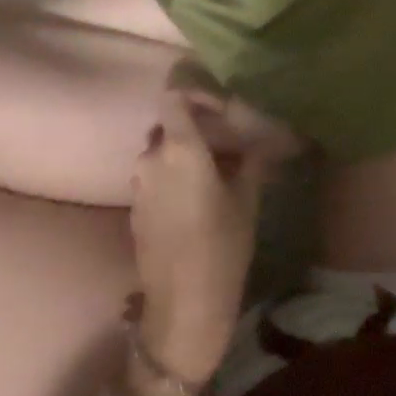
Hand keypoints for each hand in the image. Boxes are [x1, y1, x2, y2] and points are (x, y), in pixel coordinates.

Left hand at [128, 82, 267, 385]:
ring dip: (187, 154)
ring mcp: (139, 184)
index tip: (223, 109)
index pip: (175, 96)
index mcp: (179, 147)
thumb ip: (250, 161)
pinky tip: (200, 198)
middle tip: (230, 145)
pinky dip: (176, 176)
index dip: (197, 94)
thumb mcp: (247, 199)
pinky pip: (156, 177)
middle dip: (198, 129)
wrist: (183, 301)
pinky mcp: (135, 208)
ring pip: (162, 153)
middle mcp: (151, 158)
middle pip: (169, 125)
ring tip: (219, 173)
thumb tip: (259, 142)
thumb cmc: (222, 245)